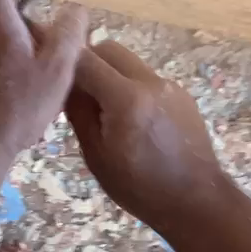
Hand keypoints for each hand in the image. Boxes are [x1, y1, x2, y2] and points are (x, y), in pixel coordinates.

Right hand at [66, 40, 228, 232]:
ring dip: (109, 73)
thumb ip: (78, 112)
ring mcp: (168, 84)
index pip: (84, 59)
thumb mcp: (96, 155)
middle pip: (107, 49)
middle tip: (76, 90)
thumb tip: (65, 85)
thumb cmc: (140, 187)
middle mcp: (149, 81)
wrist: (198, 203)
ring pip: (127, 61)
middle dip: (87, 61)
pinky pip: (145, 77)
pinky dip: (130, 86)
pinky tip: (132, 118)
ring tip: (104, 107)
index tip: (52, 75)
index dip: (64, 63)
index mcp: (126, 98)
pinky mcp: (180, 93)